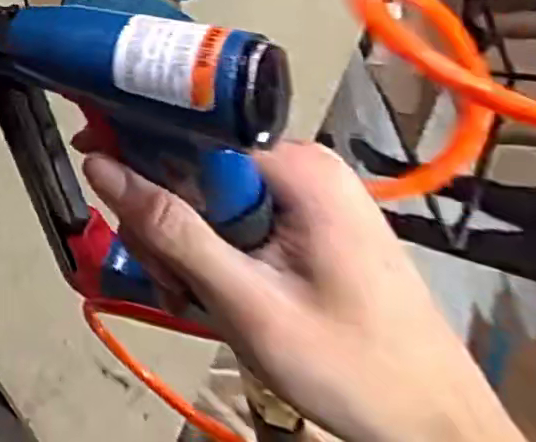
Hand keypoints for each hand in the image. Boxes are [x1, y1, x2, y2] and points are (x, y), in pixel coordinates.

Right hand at [79, 141, 523, 441]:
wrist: (443, 439)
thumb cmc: (354, 369)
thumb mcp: (248, 302)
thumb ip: (171, 229)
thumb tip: (96, 164)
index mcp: (295, 165)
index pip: (190, 124)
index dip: (135, 141)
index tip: (92, 164)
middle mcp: (298, 164)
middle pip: (190, 161)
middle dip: (160, 214)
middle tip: (162, 272)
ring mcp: (302, 192)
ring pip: (202, 189)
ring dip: (178, 238)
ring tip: (187, 292)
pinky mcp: (302, 218)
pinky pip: (228, 211)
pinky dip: (205, 246)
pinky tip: (206, 288)